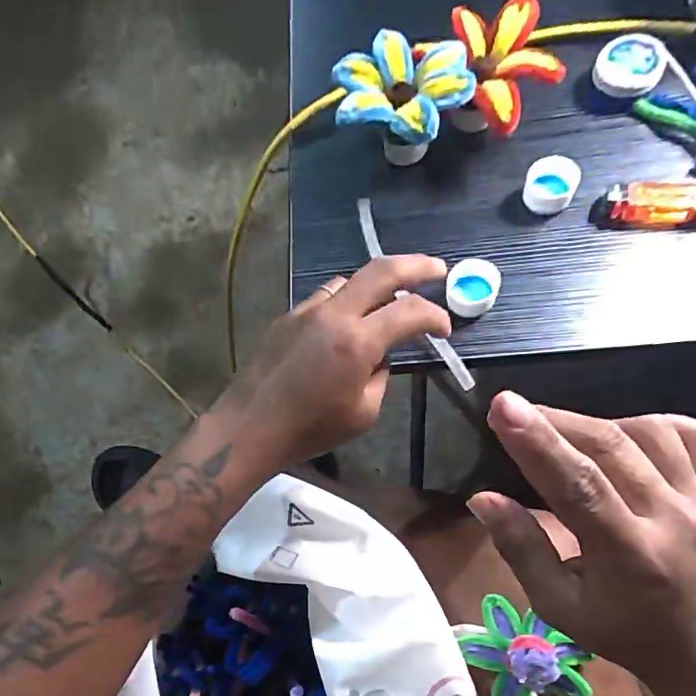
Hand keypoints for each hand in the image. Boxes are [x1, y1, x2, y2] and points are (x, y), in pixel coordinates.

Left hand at [212, 255, 449, 468]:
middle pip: (381, 270)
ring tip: (387, 301)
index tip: (445, 328)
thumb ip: (381, 376)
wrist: (250, 428)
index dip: (435, 315)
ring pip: (348, 282)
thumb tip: (380, 356)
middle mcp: (333, 314)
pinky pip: (323, 300)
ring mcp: (305, 311)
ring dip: (374, 286)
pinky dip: (343, 303)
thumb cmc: (310, 430)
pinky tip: (344, 325)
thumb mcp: (363, 413)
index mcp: (357, 341)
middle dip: (416, 265)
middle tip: (436, 268)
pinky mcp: (286, 318)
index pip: (409, 312)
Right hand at [466, 392, 695, 681]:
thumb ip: (521, 549)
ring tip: (564, 433)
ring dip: (598, 422)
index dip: (538, 443)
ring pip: (650, 431)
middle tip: (514, 411)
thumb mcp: (558, 604)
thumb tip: (482, 498)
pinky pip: (692, 435)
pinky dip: (653, 423)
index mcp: (627, 554)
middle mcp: (669, 518)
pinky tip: (625, 434)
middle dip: (555, 420)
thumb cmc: (619, 631)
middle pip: (611, 446)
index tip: (503, 407)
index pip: (579, 484)